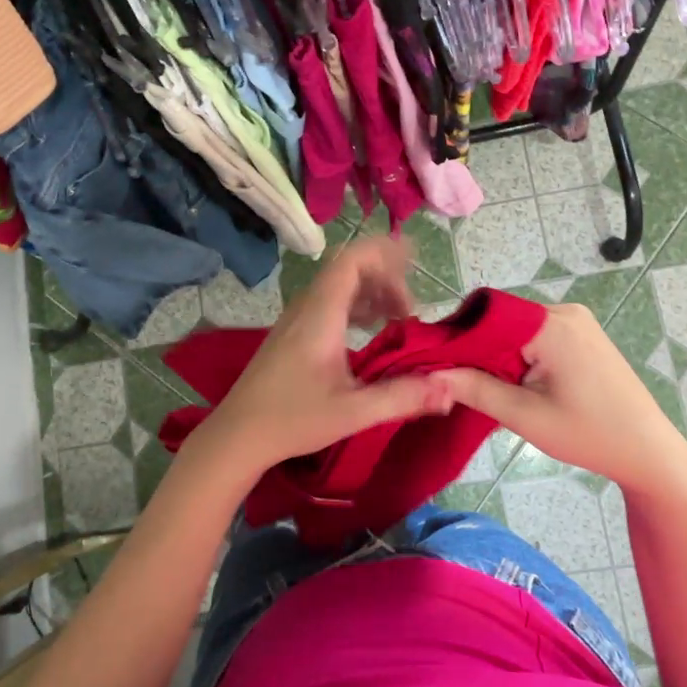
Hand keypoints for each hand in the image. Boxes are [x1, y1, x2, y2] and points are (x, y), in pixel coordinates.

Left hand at [184, 236, 453, 475]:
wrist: (237, 434)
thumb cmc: (292, 419)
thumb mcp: (353, 412)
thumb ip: (401, 397)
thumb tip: (449, 389)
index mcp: (321, 314)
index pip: (352, 260)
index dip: (384, 253)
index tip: (415, 264)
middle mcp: (307, 307)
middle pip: (348, 268)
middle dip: (385, 276)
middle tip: (411, 308)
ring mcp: (296, 320)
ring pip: (338, 286)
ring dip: (371, 292)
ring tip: (399, 318)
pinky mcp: (292, 334)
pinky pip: (329, 303)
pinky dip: (356, 306)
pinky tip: (371, 331)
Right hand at [430, 303, 686, 491]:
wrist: (648, 452)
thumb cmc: (588, 435)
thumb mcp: (524, 415)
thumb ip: (474, 389)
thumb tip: (426, 374)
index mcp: (553, 325)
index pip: (487, 316)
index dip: (458, 339)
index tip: (435, 367)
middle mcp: (565, 312)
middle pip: (501, 321)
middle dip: (478, 350)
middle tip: (456, 383)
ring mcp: (577, 322)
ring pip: (517, 330)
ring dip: (498, 355)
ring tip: (483, 387)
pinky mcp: (583, 335)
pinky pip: (536, 336)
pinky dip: (519, 356)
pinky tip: (514, 384)